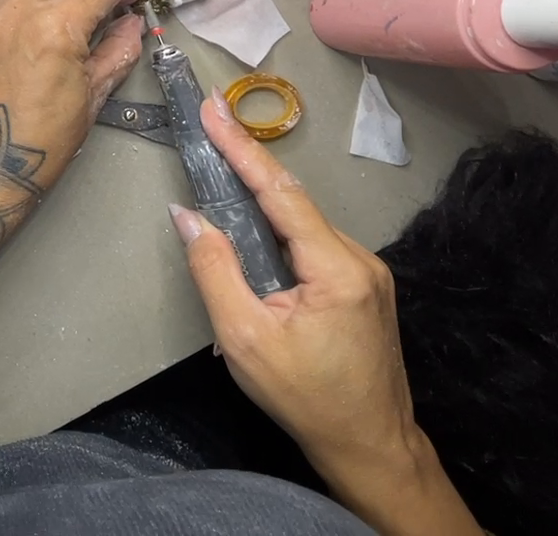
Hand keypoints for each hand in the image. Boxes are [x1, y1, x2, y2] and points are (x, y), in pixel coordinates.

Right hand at [172, 92, 415, 469]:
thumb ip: (214, 269)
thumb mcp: (244, 338)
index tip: (214, 109)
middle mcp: (358, 258)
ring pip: (300, 219)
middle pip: (292, 198)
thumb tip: (186, 215)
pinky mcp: (360, 283)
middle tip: (210, 118)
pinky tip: (249, 223)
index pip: (280, 193)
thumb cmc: (305, 397)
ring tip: (219, 162)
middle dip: (247, 157)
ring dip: (258, 193)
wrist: (371, 448)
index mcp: (336, 268)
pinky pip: (309, 239)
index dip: (242, 147)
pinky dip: (274, 222)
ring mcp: (364, 270)